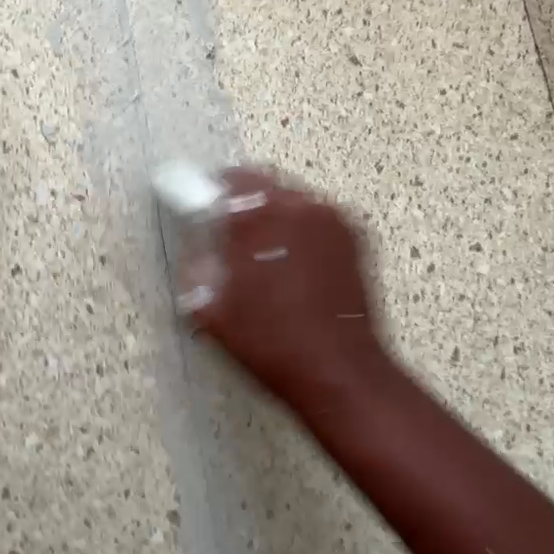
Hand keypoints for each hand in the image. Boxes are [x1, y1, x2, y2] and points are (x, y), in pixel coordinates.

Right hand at [180, 168, 391, 409]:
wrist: (339, 373)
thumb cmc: (273, 343)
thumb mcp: (214, 310)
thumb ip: (199, 268)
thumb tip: (199, 253)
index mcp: (258, 217)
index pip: (229, 180)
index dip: (212, 190)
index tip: (203, 204)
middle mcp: (298, 206)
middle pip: (263, 184)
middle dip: (245, 202)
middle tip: (232, 230)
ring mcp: (331, 219)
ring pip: (293, 199)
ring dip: (276, 214)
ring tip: (266, 249)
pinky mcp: (355, 237)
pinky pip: (318, 218)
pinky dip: (303, 229)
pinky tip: (294, 260)